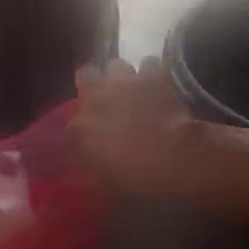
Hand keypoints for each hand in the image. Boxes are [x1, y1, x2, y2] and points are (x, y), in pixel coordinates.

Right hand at [73, 58, 223, 200]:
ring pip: (116, 65)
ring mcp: (125, 83)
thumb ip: (98, 167)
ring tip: (134, 88)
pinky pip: (150, 64)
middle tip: (107, 97)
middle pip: (85, 76)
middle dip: (94, 83)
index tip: (96, 137)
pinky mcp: (153, 76)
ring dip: (123, 76)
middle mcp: (97, 99)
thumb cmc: (140, 177)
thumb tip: (99, 164)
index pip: (73, 125)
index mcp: (81, 130)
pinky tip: (159, 83)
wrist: (175, 156)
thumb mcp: (110, 184)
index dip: (85, 128)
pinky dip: (154, 73)